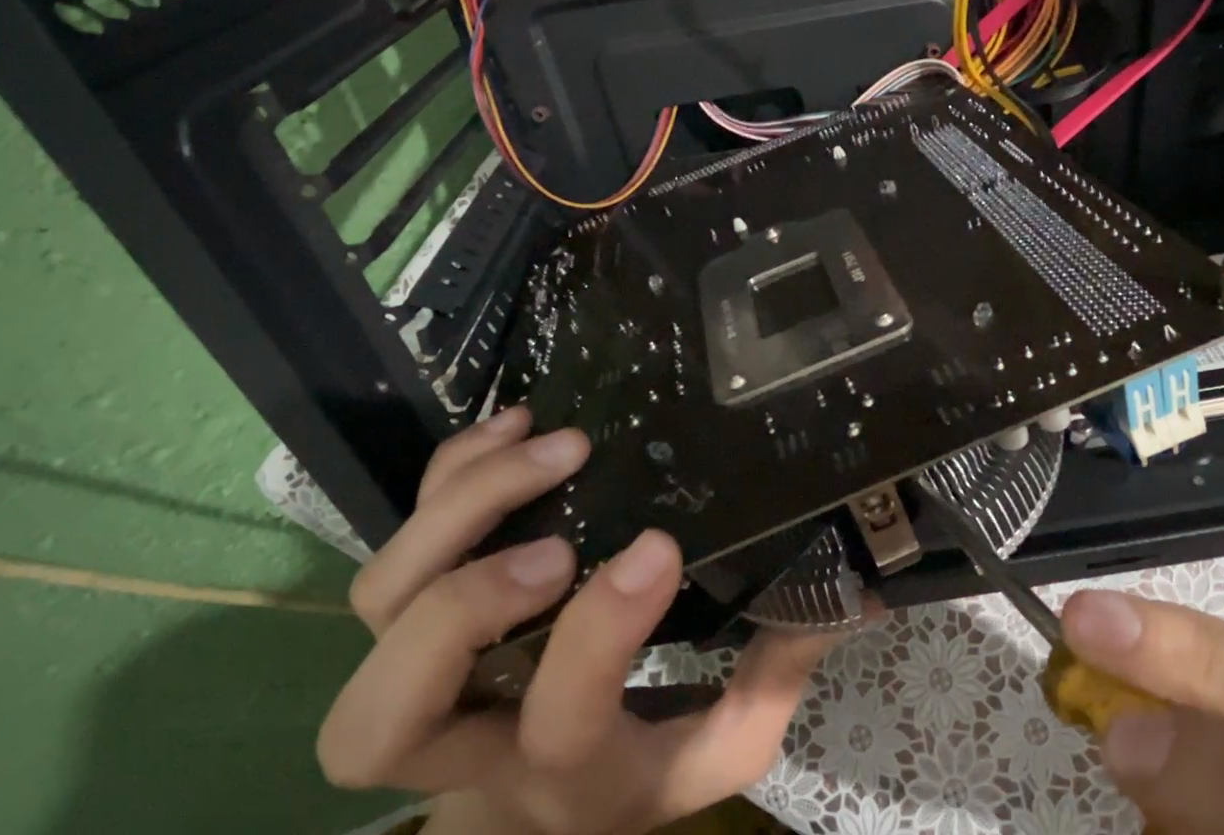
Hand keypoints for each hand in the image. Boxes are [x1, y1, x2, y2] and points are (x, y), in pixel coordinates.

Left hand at [317, 408, 839, 834]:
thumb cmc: (632, 775)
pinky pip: (399, 539)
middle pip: (387, 710)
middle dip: (467, 607)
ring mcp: (424, 672)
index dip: (601, 630)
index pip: (558, 720)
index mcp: (561, 773)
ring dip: (457, 513)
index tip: (660, 543)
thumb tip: (845, 595)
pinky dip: (447, 476)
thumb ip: (775, 684)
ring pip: (378, 605)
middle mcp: (468, 734)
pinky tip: (514, 426)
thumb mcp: (720, 753)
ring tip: (554, 442)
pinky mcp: (419, 612)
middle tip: (559, 538)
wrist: (529, 809)